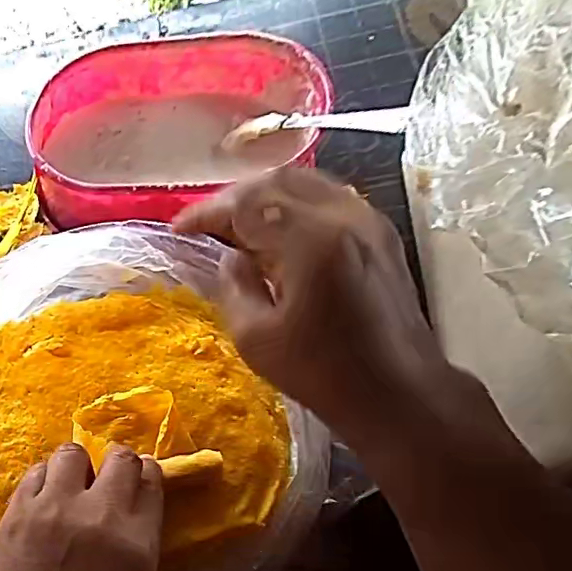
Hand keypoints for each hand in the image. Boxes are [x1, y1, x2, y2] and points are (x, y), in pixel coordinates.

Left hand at [0, 443, 163, 570]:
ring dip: (74, 467)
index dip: (143, 476)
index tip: (133, 481)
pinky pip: (35, 471)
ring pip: (72, 453)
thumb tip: (129, 499)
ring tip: (67, 490)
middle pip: (119, 458)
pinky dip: (42, 480)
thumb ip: (137, 537)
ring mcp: (54, 509)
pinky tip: (41, 502)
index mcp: (138, 544)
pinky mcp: (18, 510)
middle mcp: (100, 517)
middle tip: (101, 482)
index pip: (151, 480)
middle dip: (114, 464)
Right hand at [172, 167, 459, 446]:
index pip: (248, 204)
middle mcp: (344, 218)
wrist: (393, 387)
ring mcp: (367, 221)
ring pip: (304, 184)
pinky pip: (325, 199)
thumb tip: (228, 258)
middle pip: (277, 182)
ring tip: (232, 228)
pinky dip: (290, 207)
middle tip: (201, 226)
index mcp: (310, 243)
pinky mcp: (378, 234)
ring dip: (262, 199)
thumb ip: (235, 286)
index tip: (178, 230)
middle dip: (232, 199)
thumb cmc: (318, 371)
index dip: (206, 213)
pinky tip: (271, 236)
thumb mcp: (254, 336)